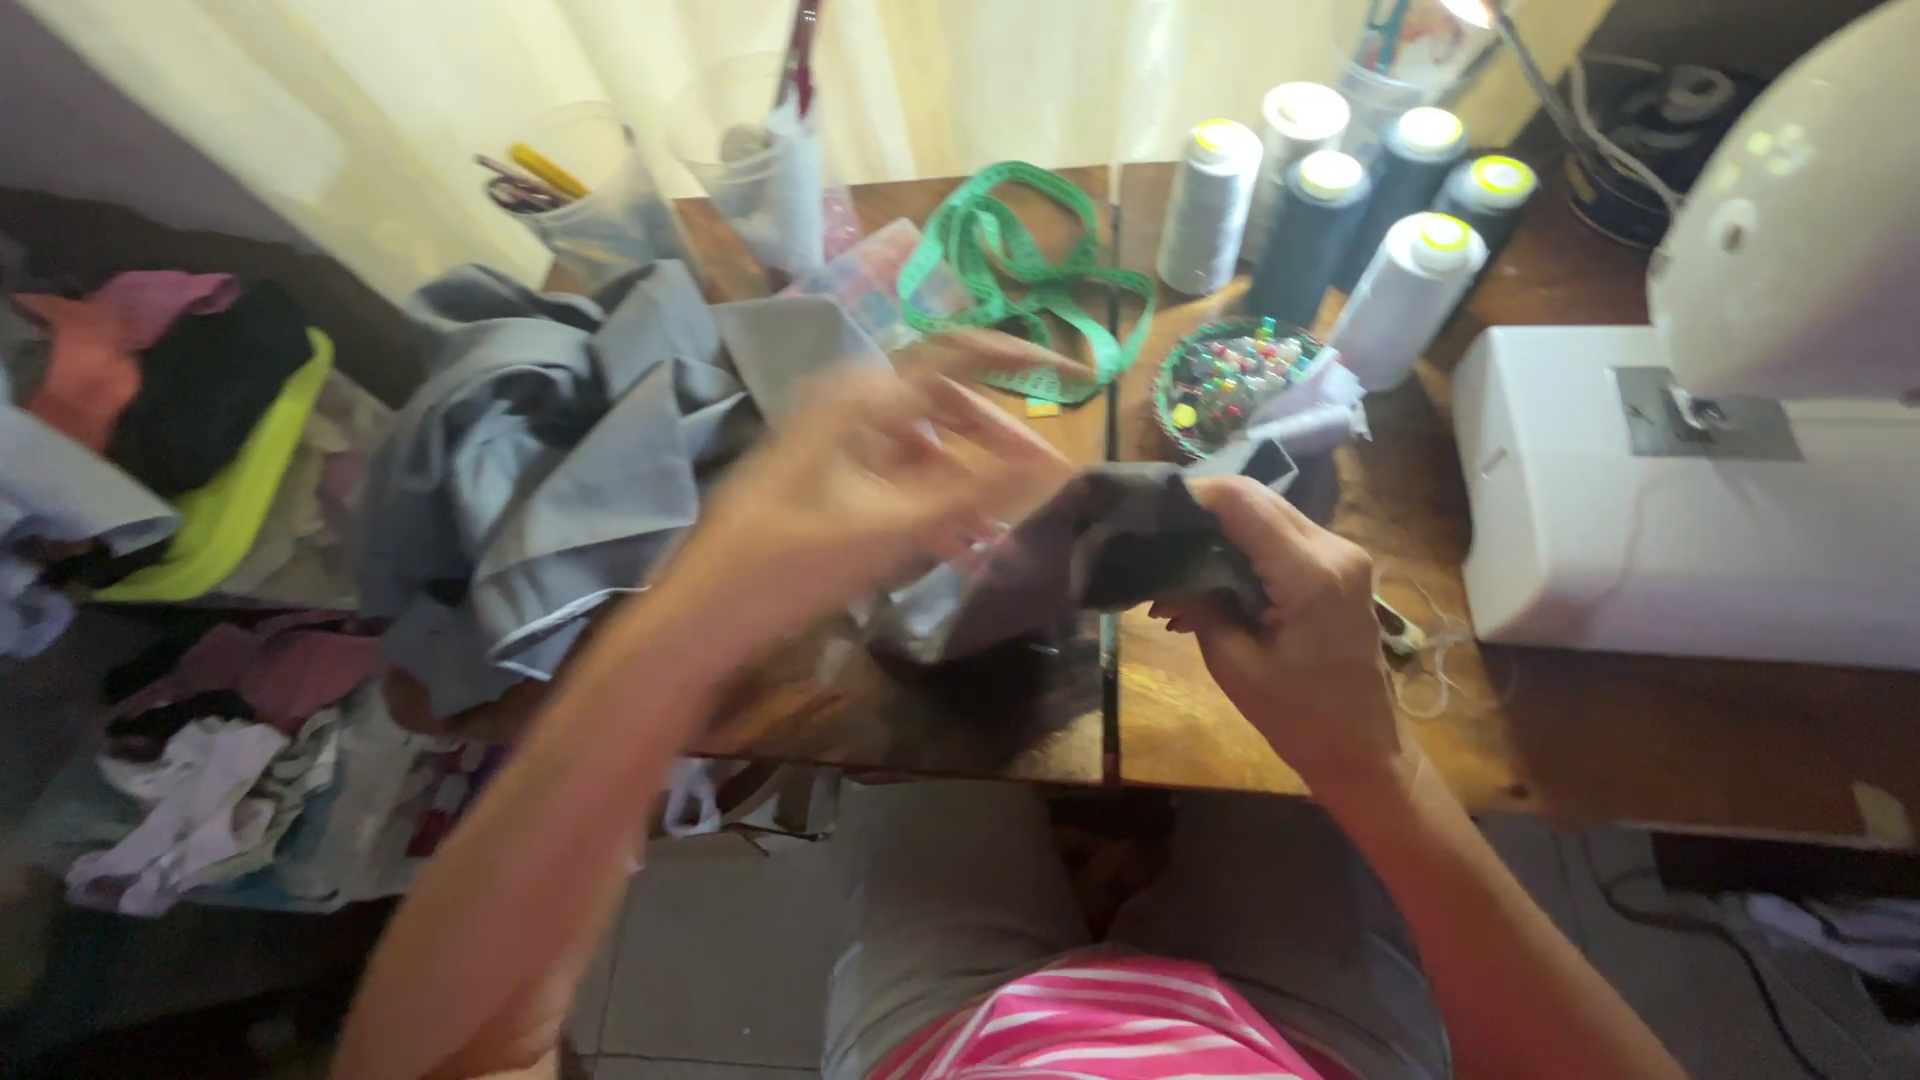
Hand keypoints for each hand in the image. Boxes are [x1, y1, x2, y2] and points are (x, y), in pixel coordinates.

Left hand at [643, 333, 1078, 667]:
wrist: (705, 615)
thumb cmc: (787, 567)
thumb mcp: (887, 531)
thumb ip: (973, 494)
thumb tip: (1050, 463)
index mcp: (859, 401)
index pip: (955, 354)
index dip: (1019, 358)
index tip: (1076, 377)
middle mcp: (852, 409)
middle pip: (948, 405)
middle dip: (999, 442)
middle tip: (1045, 485)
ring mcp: (842, 446)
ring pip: (929, 448)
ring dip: (970, 483)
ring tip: (1005, 532)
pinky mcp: (837, 481)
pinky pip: (904, 479)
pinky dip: (937, 505)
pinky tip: (962, 546)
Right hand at [1150, 476, 1421, 796]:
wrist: (1362, 749)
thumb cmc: (1297, 716)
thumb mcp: (1233, 662)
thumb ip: (1201, 601)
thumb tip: (1167, 564)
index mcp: (1310, 573)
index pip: (1241, 500)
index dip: (1192, 497)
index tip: (1150, 515)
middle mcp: (1333, 549)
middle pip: (1254, 498)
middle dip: (1200, 515)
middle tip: (1154, 543)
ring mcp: (1340, 555)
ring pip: (1265, 514)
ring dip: (1217, 535)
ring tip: (1173, 577)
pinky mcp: (1336, 567)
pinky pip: (1279, 539)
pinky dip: (1240, 552)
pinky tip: (1207, 586)